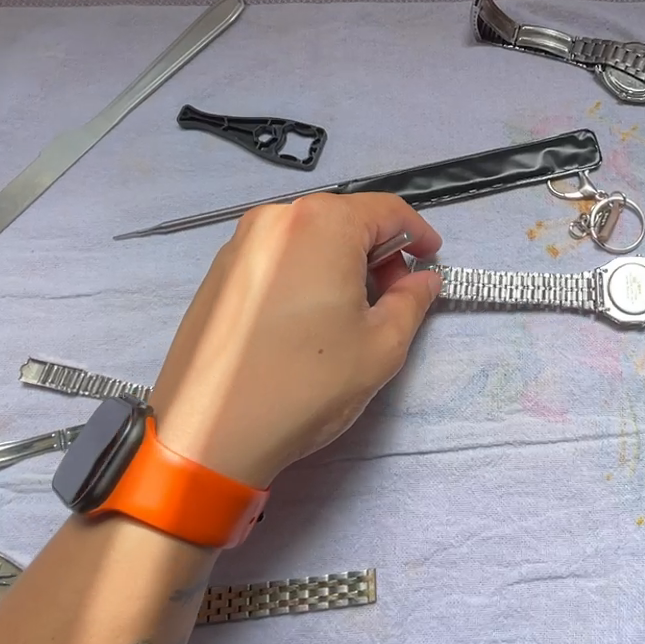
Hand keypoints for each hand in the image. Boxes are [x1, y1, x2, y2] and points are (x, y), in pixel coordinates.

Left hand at [149, 193, 441, 487]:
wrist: (211, 433)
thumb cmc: (308, 383)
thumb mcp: (382, 345)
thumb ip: (412, 300)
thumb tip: (422, 280)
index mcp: (322, 223)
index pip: (387, 210)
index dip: (418, 233)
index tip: (432, 259)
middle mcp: (276, 219)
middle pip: (346, 219)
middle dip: (380, 251)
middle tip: (396, 294)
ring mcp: (240, 243)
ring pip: (311, 237)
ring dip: (343, 262)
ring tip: (353, 311)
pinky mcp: (218, 272)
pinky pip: (279, 256)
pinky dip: (307, 272)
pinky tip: (310, 319)